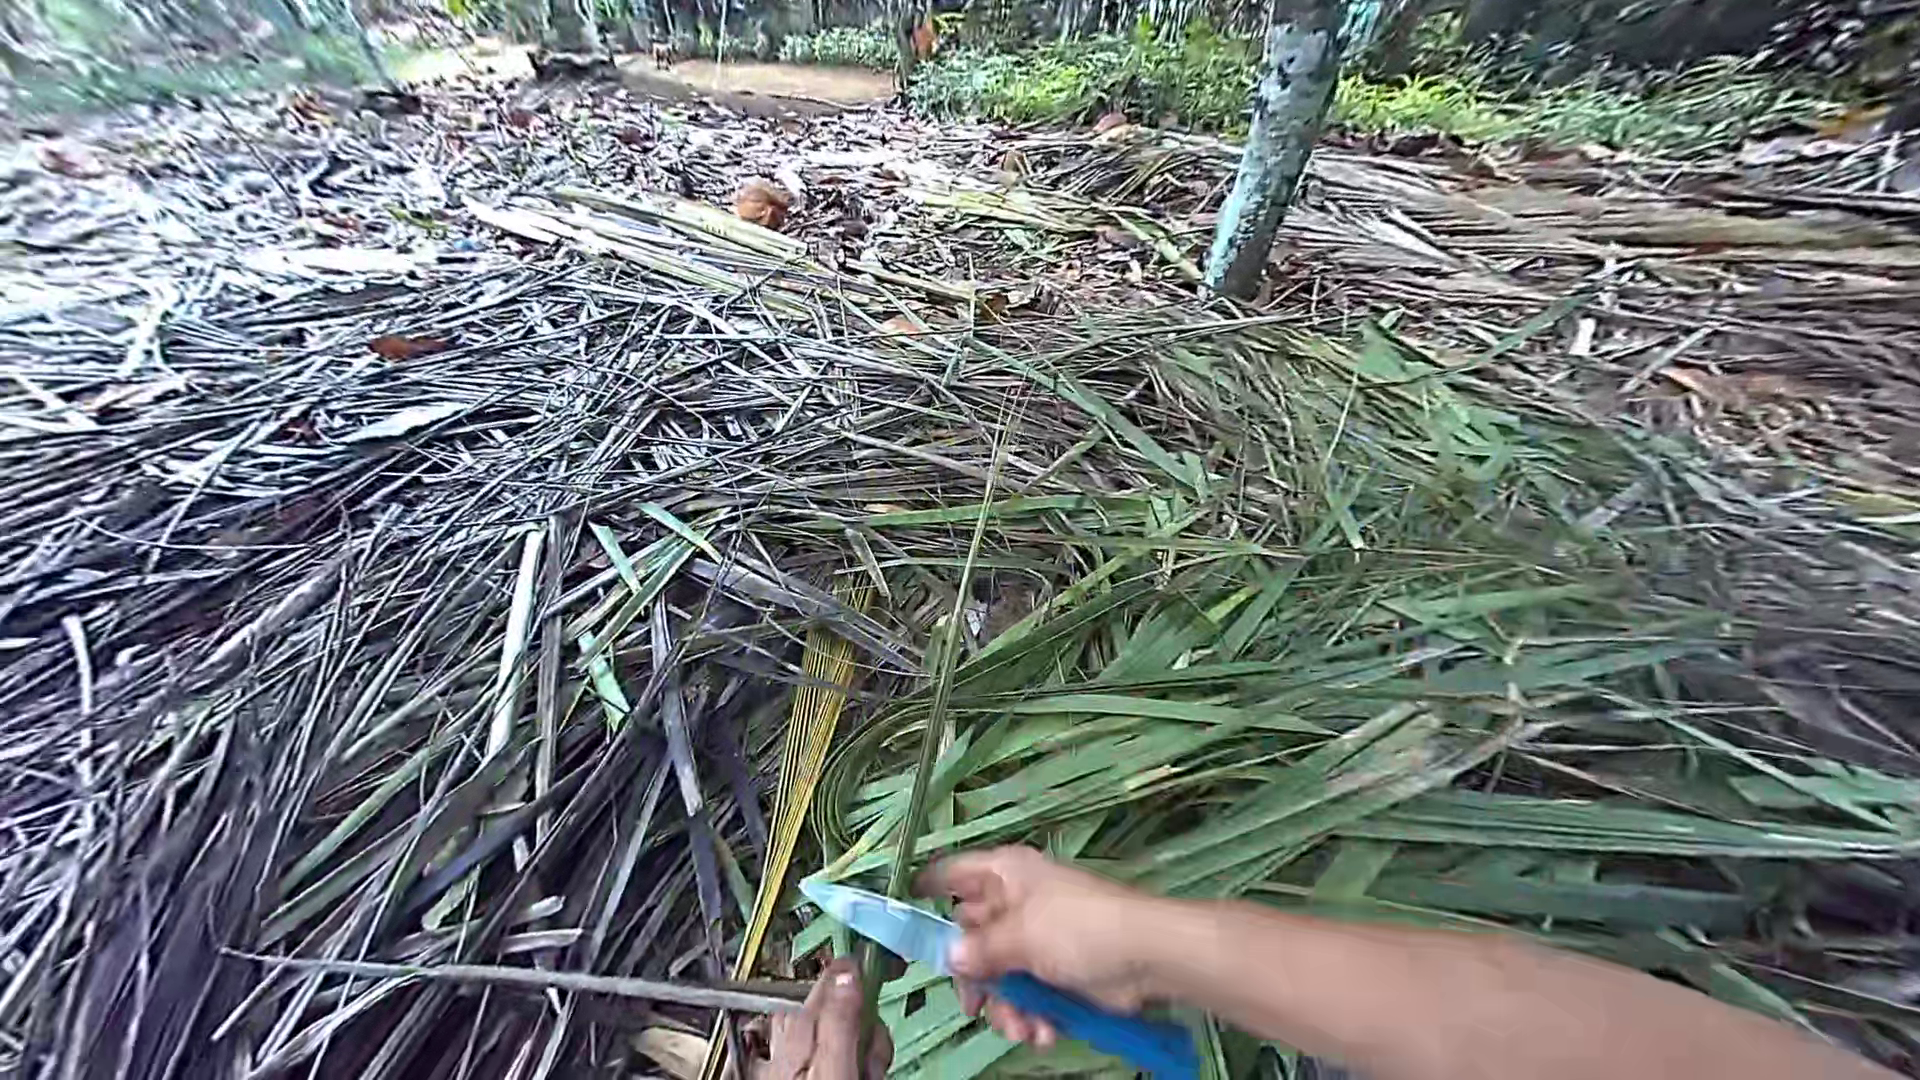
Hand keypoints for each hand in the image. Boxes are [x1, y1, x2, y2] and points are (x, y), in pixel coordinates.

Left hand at [761, 957, 892, 1079]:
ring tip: (866, 1077)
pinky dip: (856, 1066)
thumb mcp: (834, 1071)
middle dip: (869, 1028)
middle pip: (846, 1003)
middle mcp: (795, 1031)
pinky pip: (842, 1053)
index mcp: (799, 1021)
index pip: (837, 972)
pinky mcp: (806, 1073)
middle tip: (872, 1062)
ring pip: (848, 1030)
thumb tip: (850, 969)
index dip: (865, 974)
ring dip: (866, 1051)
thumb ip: (841, 1019)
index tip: (888, 983)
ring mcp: (799, 1054)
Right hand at [916, 846, 1168, 1048]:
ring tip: (1025, 1025)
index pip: (952, 873)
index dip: (927, 891)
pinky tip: (1045, 1029)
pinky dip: (1030, 1014)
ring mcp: (1032, 935)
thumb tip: (950, 956)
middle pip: (969, 936)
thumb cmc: (1077, 926)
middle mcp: (1012, 900)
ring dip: (1005, 1006)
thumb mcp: (1024, 934)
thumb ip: (982, 947)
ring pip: (995, 973)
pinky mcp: (1051, 968)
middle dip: (975, 977)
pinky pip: (1023, 992)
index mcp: (1003, 873)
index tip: (903, 922)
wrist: (1145, 954)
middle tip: (975, 1004)